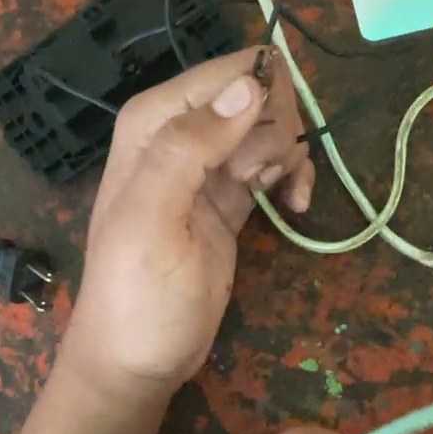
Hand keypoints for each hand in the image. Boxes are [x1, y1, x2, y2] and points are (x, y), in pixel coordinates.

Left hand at [61, 48, 310, 394]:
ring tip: (280, 197)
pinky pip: (274, 164)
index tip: (265, 156)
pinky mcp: (230, 199)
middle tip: (264, 181)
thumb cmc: (139, 294)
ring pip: (270, 129)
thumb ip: (191, 146)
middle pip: (257, 95)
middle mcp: (181, 134)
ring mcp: (208, 168)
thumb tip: (250, 85)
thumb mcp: (154, 218)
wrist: (137, 359)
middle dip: (277, 132)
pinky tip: (294, 207)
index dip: (263, 103)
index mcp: (153, 123)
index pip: (228, 74)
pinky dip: (292, 178)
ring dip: (289, 157)